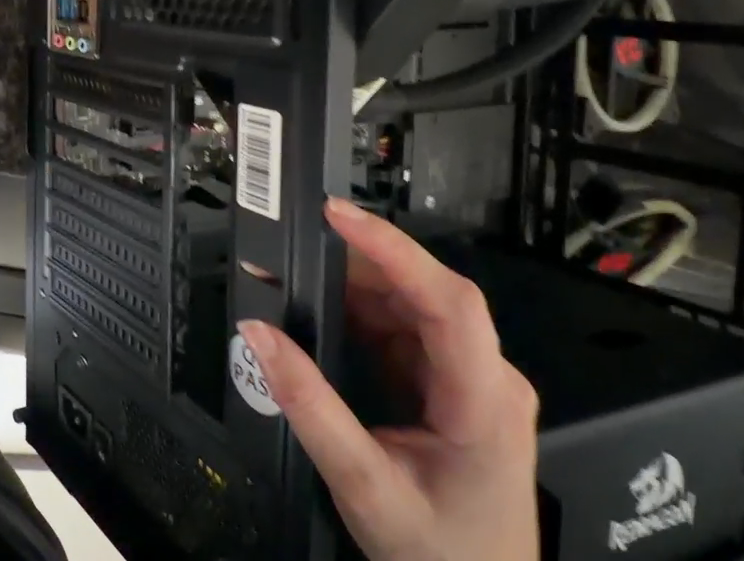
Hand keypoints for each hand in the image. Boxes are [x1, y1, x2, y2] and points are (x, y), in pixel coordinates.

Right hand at [238, 198, 539, 560]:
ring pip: (409, 304)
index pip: (449, 302)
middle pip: (425, 292)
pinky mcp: (446, 383)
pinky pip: (399, 328)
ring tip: (289, 276)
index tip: (336, 216)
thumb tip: (256, 332)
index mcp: (484, 402)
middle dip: (355, 262)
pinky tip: (314, 309)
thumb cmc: (437, 550)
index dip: (394, 250)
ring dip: (348, 285)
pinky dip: (352, 311)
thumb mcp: (362, 483)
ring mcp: (469, 378)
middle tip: (288, 246)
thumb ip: (308, 406)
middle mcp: (487, 378)